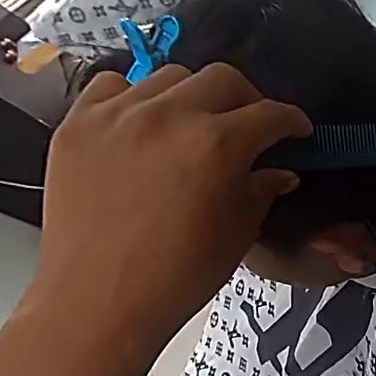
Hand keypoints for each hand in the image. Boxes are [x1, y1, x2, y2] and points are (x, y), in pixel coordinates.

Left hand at [29, 63, 309, 356]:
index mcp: (218, 145)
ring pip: (170, 76)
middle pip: (222, 80)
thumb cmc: (181, 272)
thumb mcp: (240, 231)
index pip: (270, 114)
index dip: (293, 120)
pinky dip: (138, 97)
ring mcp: (117, 116)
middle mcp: (169, 117)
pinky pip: (114, 87)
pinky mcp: (77, 125)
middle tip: (253, 124)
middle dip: (249, 99)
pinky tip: (146, 123)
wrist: (102, 298)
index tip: (297, 129)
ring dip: (196, 96)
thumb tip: (277, 173)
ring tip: (198, 123)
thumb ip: (262, 190)